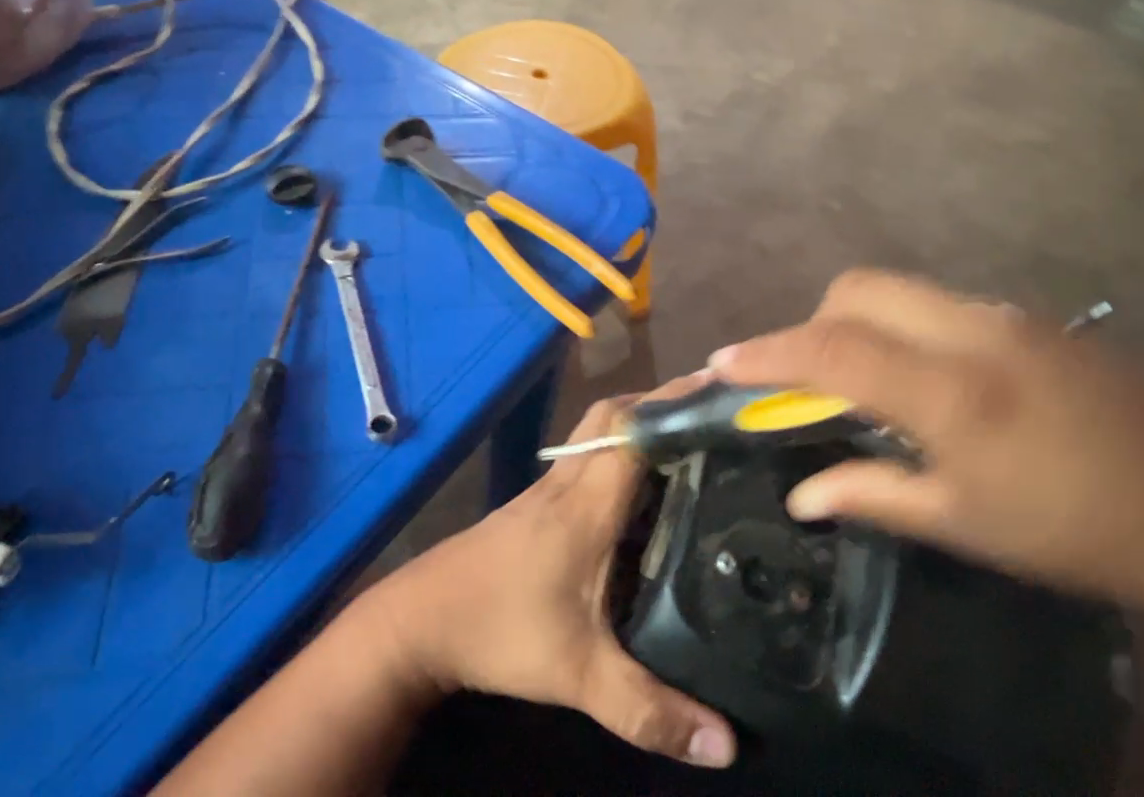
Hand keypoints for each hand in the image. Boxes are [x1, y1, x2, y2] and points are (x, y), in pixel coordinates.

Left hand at [357, 377, 736, 767]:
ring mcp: (543, 493)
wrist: (415, 622)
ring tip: (692, 444)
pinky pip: (583, 464)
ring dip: (638, 427)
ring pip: (594, 437)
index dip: (676, 407)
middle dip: (661, 405)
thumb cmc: (498, 632)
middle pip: (611, 418)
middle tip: (715, 415)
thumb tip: (727, 746)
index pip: (631, 432)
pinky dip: (616, 457)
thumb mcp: (578, 676)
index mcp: (583, 506)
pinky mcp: (531, 509)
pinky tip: (640, 493)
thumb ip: (649, 710)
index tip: (725, 397)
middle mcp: (565, 485)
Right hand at [708, 269, 1143, 614]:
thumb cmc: (1085, 531)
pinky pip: (943, 307)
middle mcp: (973, 333)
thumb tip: (801, 496)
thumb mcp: (968, 525)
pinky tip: (930, 386)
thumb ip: (873, 495)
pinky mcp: (1039, 325)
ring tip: (864, 387)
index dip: (766, 354)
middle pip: (860, 290)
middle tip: (803, 381)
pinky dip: (906, 329)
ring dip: (861, 324)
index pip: (832, 350)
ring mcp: (1010, 320)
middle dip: (812, 323)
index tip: (721, 364)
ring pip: (903, 293)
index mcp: (951, 390)